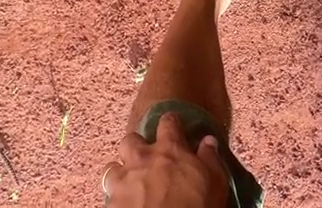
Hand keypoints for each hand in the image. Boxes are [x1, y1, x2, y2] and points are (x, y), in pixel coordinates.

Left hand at [102, 112, 228, 207]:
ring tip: (130, 185)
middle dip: (136, 147)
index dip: (171, 125)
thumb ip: (210, 159)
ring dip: (120, 173)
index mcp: (170, 149)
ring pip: (112, 167)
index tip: (175, 131)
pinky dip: (115, 198)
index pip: (168, 121)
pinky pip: (107, 195)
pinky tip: (125, 205)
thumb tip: (208, 140)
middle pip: (131, 139)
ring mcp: (122, 181)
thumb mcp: (215, 184)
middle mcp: (142, 158)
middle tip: (147, 160)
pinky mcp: (109, 203)